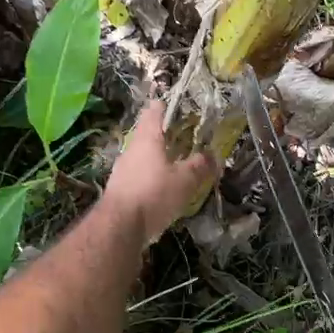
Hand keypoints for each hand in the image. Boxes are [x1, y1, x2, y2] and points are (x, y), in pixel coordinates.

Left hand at [102, 100, 216, 242]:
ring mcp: (122, 169)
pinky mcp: (119, 189)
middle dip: (165, 135)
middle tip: (185, 139)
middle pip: (147, 134)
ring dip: (158, 158)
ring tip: (176, 164)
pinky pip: (138, 175)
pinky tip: (162, 189)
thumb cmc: (153, 194)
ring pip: (142, 156)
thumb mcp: (184, 180)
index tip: (178, 107)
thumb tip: (215, 155)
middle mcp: (132, 149)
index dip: (165, 106)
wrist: (118, 227)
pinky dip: (151, 177)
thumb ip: (200, 166)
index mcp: (147, 138)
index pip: (154, 111)